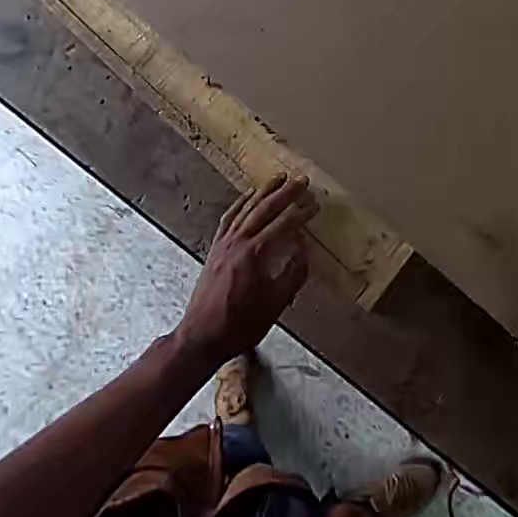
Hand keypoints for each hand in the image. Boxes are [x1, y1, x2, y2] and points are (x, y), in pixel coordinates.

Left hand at [172, 174, 317, 371]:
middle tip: (302, 181)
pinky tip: (250, 196)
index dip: (301, 213)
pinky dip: (241, 203)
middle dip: (285, 193)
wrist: (201, 338)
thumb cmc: (241, 324)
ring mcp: (224, 244)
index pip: (283, 224)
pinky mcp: (215, 249)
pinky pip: (229, 218)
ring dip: (264, 191)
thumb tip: (303, 250)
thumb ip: (293, 273)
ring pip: (246, 209)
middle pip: (264, 209)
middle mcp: (237, 243)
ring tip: (279, 178)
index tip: (315, 206)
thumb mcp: (276, 303)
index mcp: (254, 254)